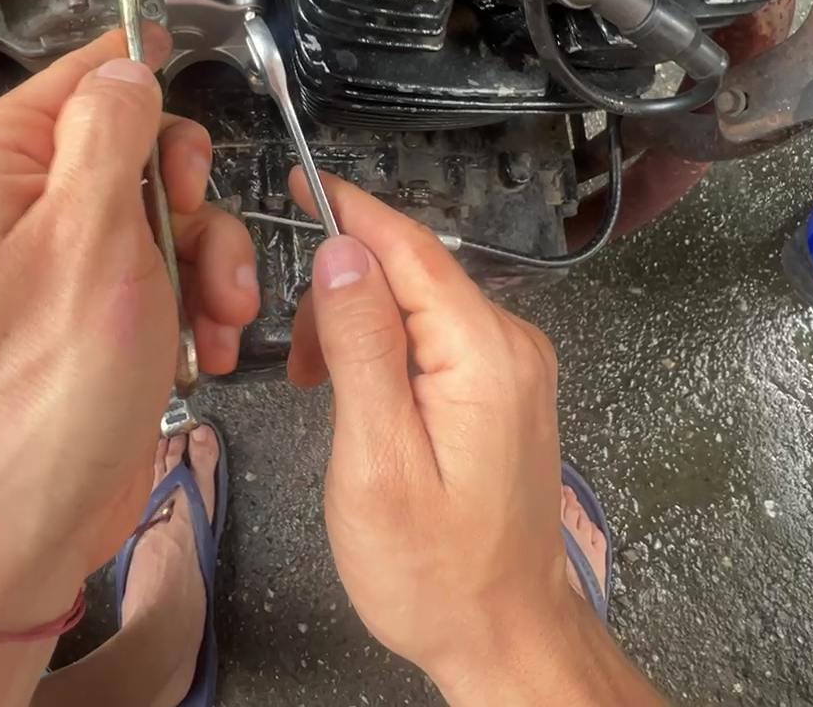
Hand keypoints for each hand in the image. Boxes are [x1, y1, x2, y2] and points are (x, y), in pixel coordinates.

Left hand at [0, 27, 259, 630]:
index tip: (188, 48)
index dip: (138, 65)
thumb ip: (110, 132)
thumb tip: (125, 62)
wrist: (9, 537)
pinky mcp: (85, 315)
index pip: (75, 79)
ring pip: (159, 219)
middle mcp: (11, 207)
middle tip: (203, 235)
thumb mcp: (88, 238)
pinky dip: (192, 301)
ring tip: (223, 316)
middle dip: (189, 196)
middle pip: (132, 151)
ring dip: (208, 260)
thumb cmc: (41, 387)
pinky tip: (209, 343)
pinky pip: (154, 275)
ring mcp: (52, 265)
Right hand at [284, 172, 586, 686]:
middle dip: (344, 293)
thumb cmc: (434, 568)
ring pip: (417, 300)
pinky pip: (433, 332)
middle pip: (411, 272)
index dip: (352, 208)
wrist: (502, 631)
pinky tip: (362, 390)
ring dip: (359, 325)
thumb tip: (344, 255)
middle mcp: (509, 341)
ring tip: (324, 387)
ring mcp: (511, 360)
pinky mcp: (501, 380)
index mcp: (483, 352)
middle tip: (300, 359)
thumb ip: (362, 347)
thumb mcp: (376, 460)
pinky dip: (386, 346)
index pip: (409, 249)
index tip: (303, 181)